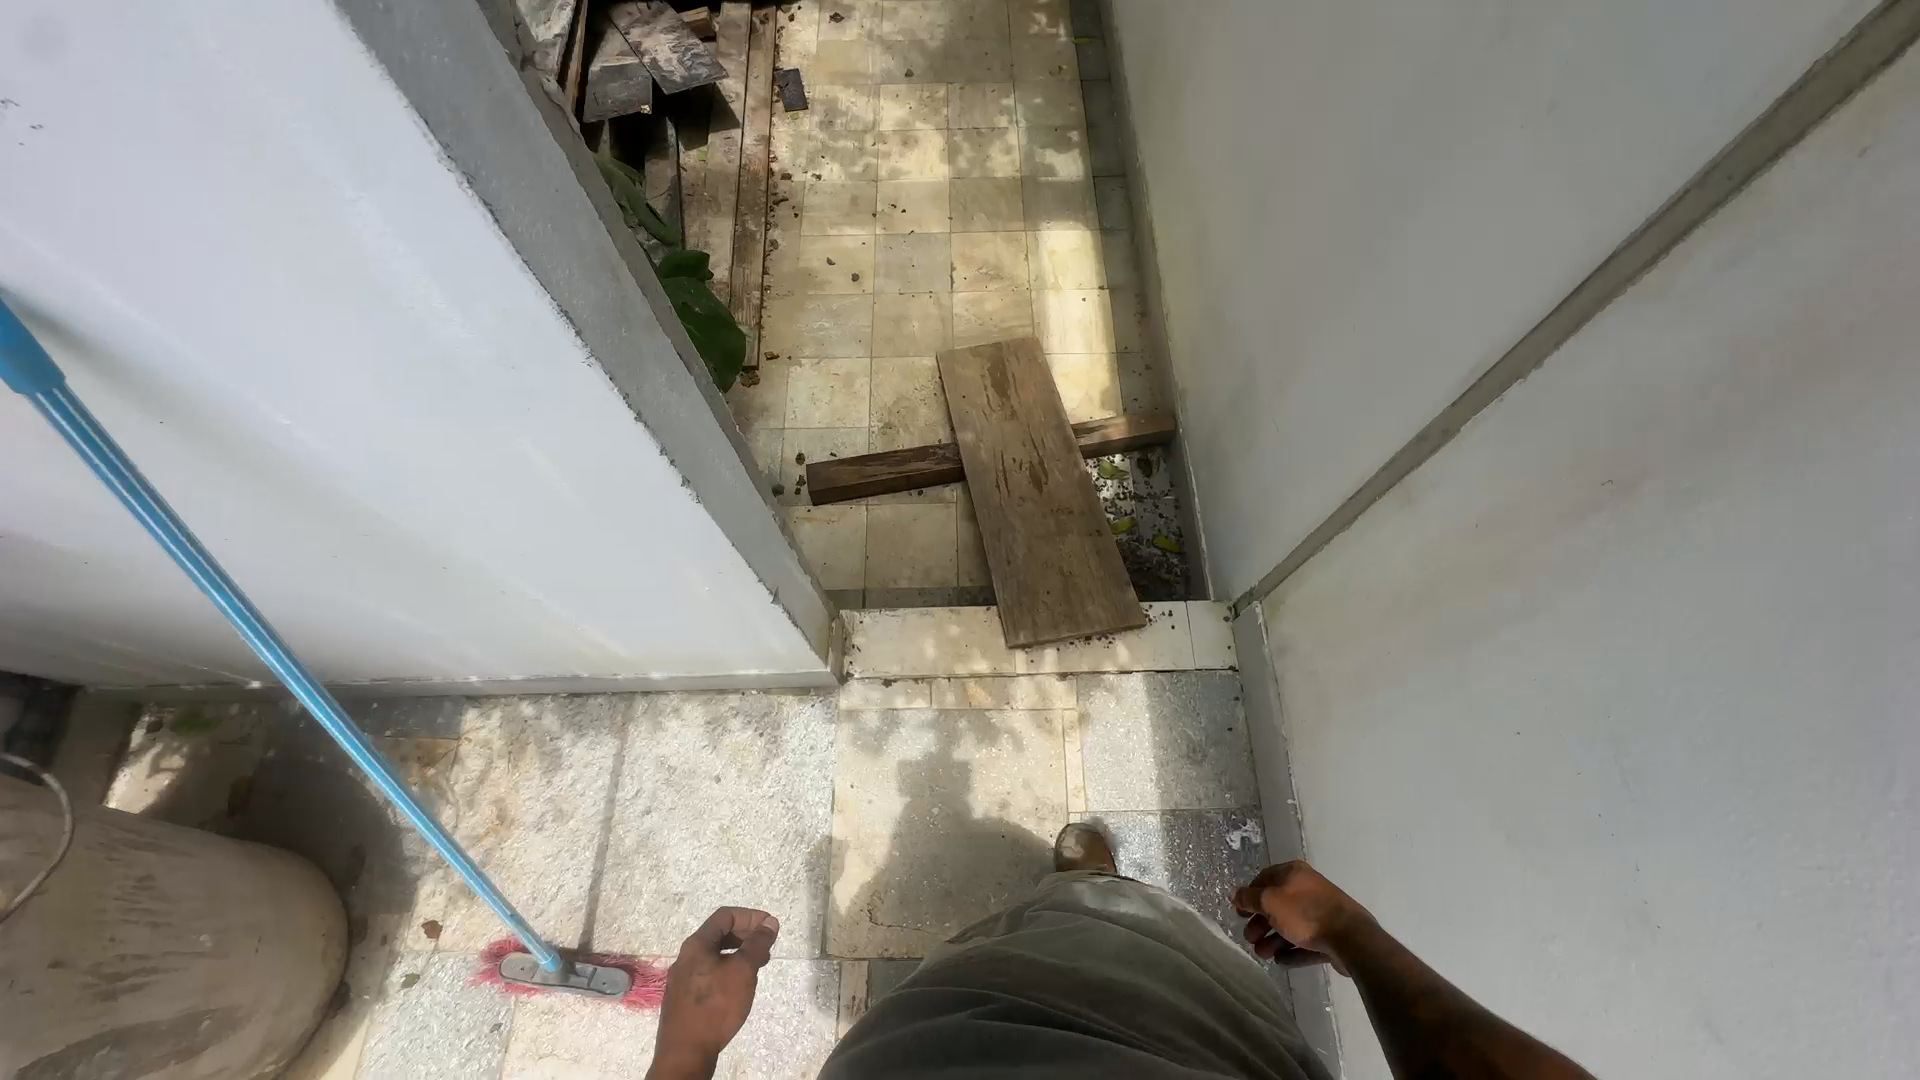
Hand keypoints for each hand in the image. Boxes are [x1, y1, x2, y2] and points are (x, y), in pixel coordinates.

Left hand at [649, 907, 779, 1079]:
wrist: (684, 1055)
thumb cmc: (715, 1006)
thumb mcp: (743, 970)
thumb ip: (757, 944)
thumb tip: (769, 923)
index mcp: (696, 945)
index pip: (725, 916)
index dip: (751, 916)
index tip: (770, 927)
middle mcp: (685, 958)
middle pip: (718, 935)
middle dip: (746, 935)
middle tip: (767, 946)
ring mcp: (681, 980)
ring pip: (714, 956)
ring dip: (738, 955)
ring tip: (757, 966)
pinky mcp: (683, 1000)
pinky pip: (708, 974)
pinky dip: (727, 971)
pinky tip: (738, 987)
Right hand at [1232, 861, 1375, 974]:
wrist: (1351, 939)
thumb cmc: (1304, 912)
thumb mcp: (1269, 902)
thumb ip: (1249, 898)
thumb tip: (1233, 894)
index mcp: (1293, 873)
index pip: (1264, 879)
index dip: (1249, 895)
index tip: (1240, 913)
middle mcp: (1307, 889)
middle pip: (1277, 905)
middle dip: (1261, 923)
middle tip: (1249, 938)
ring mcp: (1321, 912)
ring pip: (1291, 925)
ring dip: (1274, 939)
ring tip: (1262, 954)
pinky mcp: (1332, 936)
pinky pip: (1306, 942)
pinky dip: (1292, 950)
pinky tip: (1280, 961)